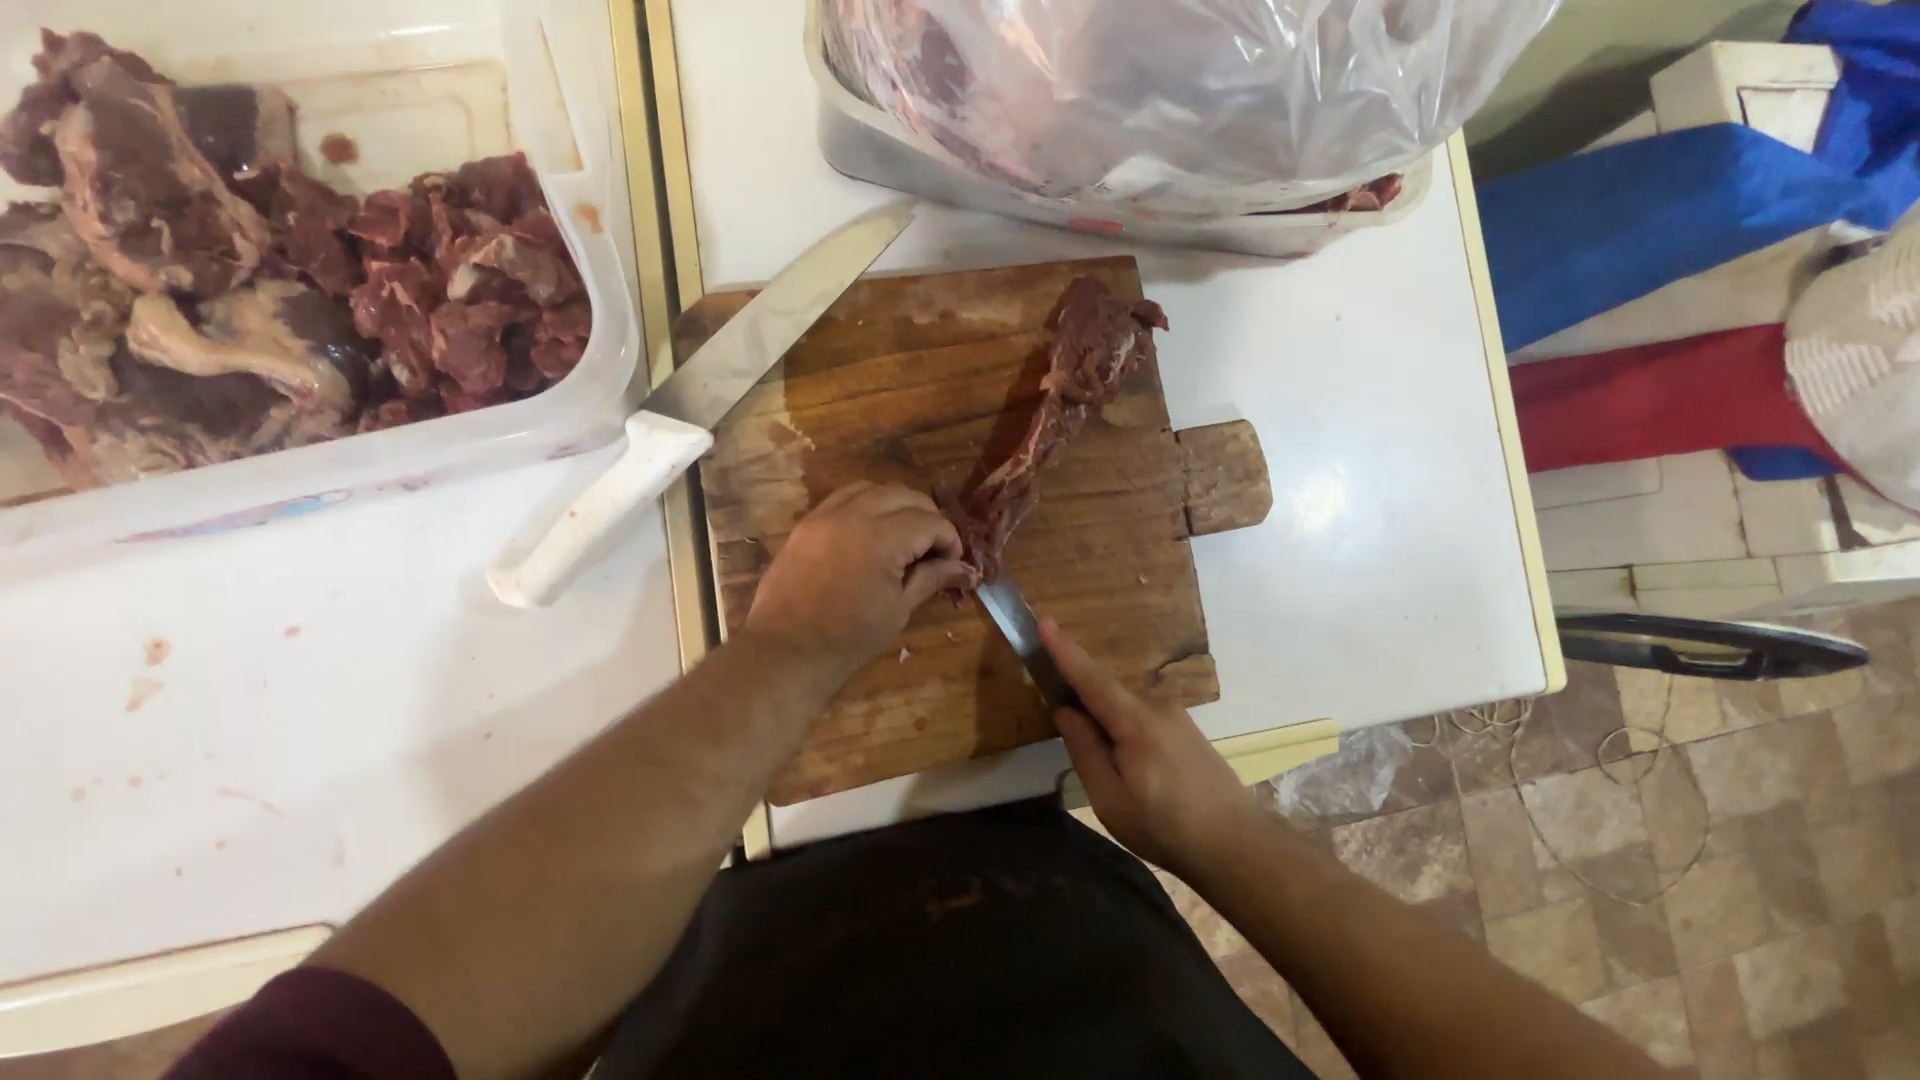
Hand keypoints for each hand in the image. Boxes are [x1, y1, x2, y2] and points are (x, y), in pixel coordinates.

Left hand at [745, 482, 974, 672]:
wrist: (787, 649)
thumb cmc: (849, 638)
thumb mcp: (898, 609)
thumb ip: (931, 578)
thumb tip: (965, 568)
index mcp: (881, 539)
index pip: (929, 522)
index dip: (949, 539)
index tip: (953, 562)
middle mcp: (854, 515)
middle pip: (904, 495)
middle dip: (927, 516)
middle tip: (934, 546)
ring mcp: (826, 515)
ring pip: (872, 488)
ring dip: (896, 504)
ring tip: (904, 534)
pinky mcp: (807, 522)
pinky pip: (844, 497)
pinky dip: (866, 504)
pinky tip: (872, 531)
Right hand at [1043, 618, 1264, 877]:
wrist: (1237, 846)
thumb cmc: (1166, 827)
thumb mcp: (1110, 798)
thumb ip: (1085, 749)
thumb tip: (1066, 710)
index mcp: (1135, 721)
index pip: (1091, 678)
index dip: (1064, 651)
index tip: (1043, 622)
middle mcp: (1157, 708)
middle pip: (1106, 690)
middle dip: (1077, 690)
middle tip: (1050, 704)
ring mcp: (1176, 718)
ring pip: (1123, 707)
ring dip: (1100, 715)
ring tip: (1089, 750)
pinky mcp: (1185, 732)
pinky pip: (1140, 718)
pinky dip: (1119, 725)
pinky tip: (1120, 759)